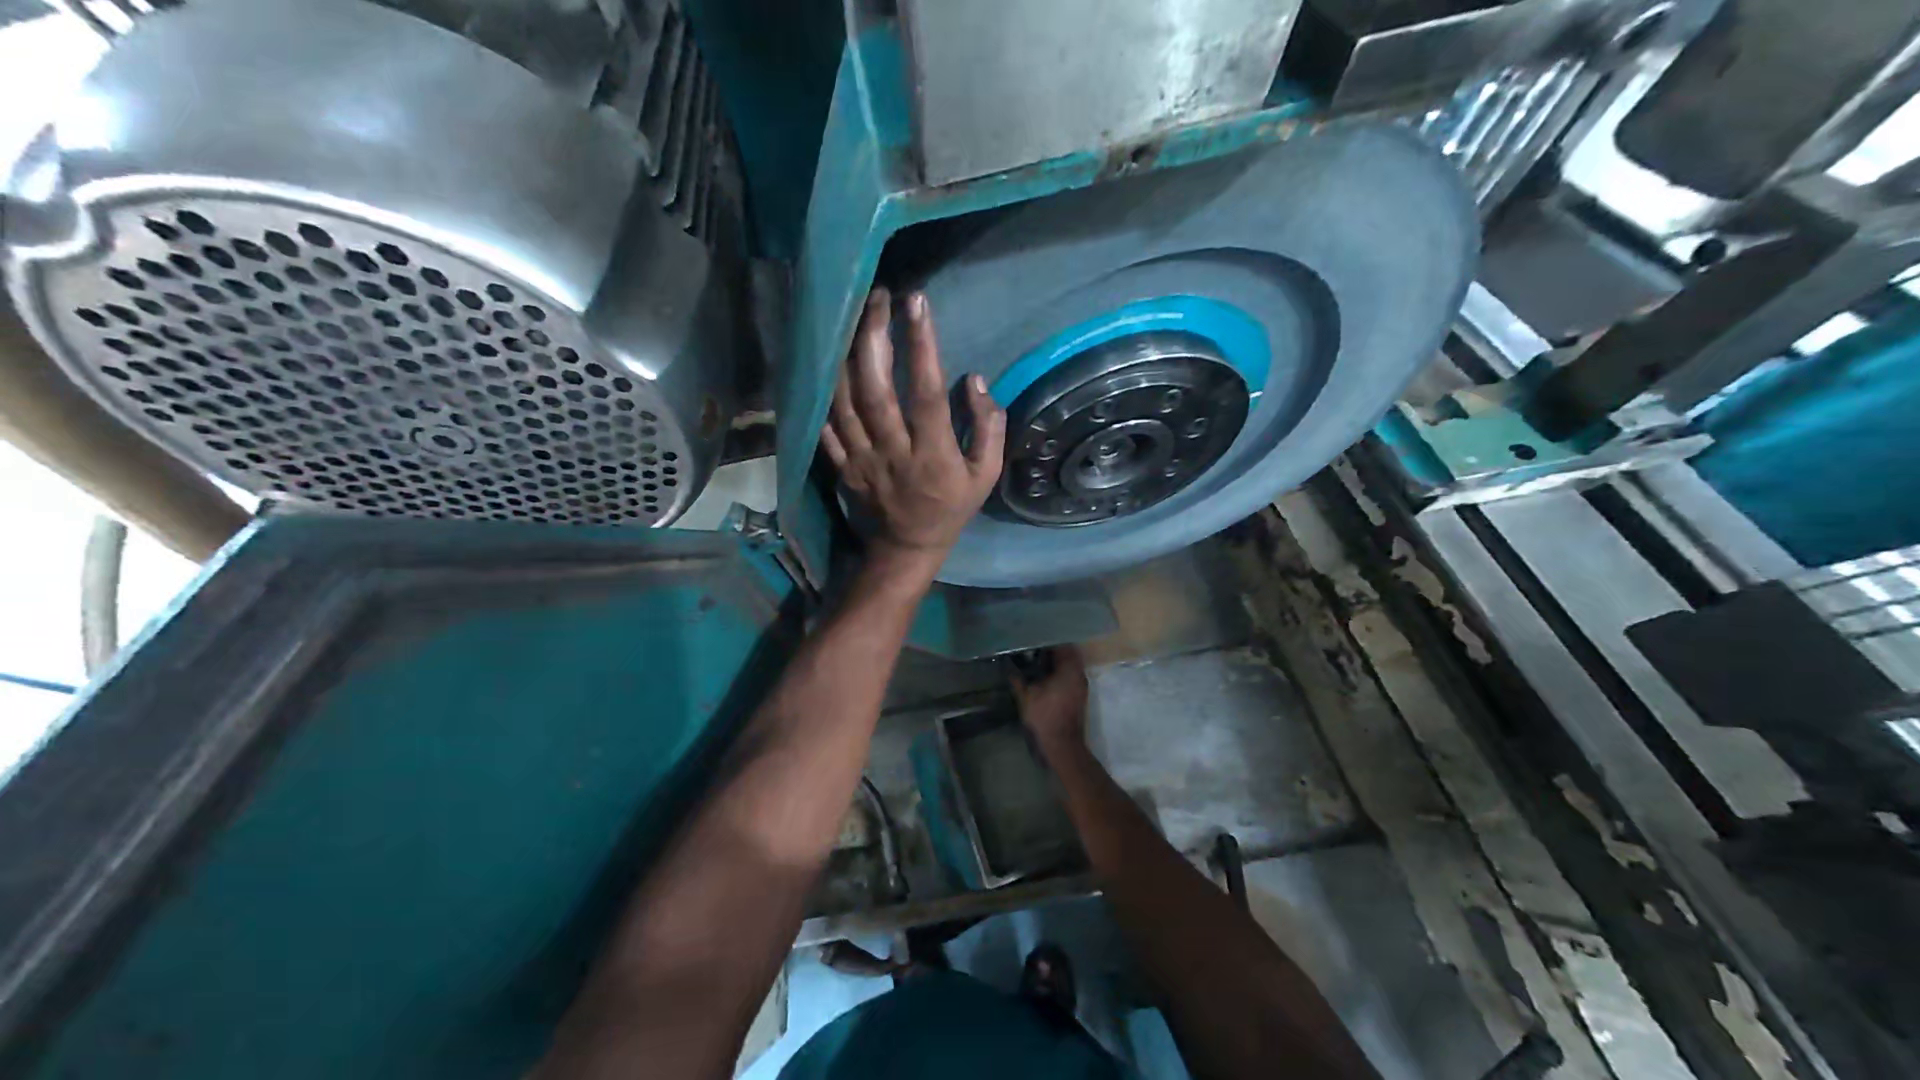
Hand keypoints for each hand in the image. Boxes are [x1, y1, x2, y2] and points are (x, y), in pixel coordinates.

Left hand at [822, 288, 1005, 563]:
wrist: (907, 548)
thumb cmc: (951, 508)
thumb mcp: (985, 477)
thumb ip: (988, 430)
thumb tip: (975, 381)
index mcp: (933, 456)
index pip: (926, 393)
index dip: (921, 346)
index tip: (916, 302)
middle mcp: (893, 453)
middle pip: (876, 390)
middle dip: (873, 338)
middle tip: (877, 297)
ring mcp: (862, 460)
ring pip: (844, 403)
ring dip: (845, 357)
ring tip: (851, 317)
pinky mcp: (842, 467)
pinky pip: (825, 427)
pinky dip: (822, 393)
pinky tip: (825, 360)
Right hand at [1010, 646, 1088, 755]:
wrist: (1061, 745)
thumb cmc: (1044, 717)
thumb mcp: (1026, 695)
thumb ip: (1017, 677)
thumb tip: (1007, 663)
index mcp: (1069, 669)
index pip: (1062, 644)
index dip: (1047, 640)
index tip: (1033, 638)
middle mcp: (1079, 674)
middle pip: (1067, 654)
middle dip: (1051, 650)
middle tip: (1032, 648)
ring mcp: (1081, 686)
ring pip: (1070, 665)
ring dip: (1056, 662)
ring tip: (1036, 661)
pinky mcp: (1080, 695)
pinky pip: (1070, 676)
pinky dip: (1059, 673)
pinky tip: (1044, 677)